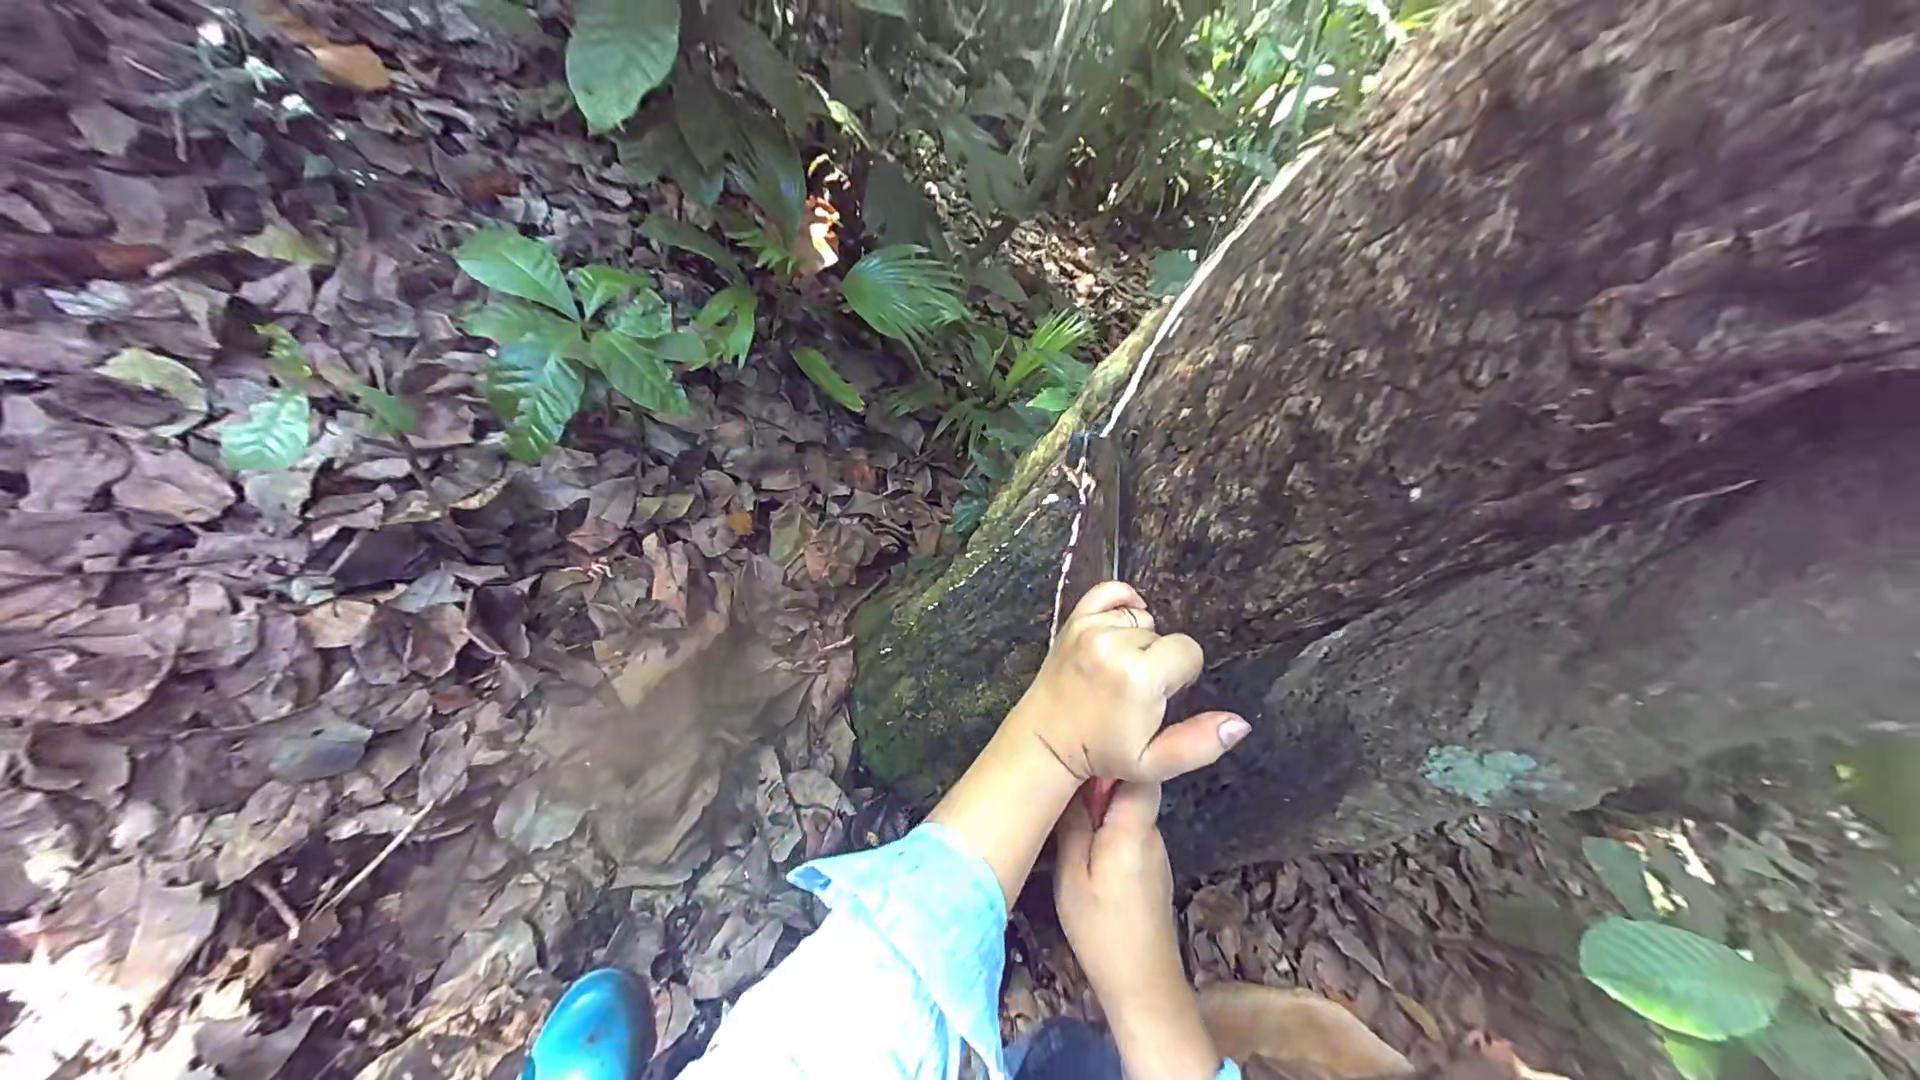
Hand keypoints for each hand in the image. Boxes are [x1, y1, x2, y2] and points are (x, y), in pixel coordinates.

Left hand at [1012, 582, 1248, 784]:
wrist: (1047, 738)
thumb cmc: (1102, 753)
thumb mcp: (1155, 762)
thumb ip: (1200, 744)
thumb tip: (1240, 723)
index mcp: (1139, 677)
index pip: (1188, 652)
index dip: (1181, 675)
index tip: (1160, 695)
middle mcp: (1115, 643)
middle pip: (1162, 635)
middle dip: (1158, 659)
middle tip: (1135, 688)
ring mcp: (1091, 628)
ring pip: (1139, 617)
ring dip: (1137, 637)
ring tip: (1120, 666)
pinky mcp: (1074, 620)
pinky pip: (1109, 591)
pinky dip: (1121, 601)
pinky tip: (1123, 622)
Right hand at [1054, 781, 1221, 1079]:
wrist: (1142, 985)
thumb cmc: (1102, 928)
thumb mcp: (1072, 874)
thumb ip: (1074, 824)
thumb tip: (1070, 782)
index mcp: (1134, 827)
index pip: (1138, 770)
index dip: (1113, 753)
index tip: (1080, 745)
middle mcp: (1151, 831)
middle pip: (1130, 786)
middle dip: (1098, 777)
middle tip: (1061, 774)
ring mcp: (1154, 849)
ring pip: (1127, 808)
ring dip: (1101, 803)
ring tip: (1065, 803)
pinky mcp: (1150, 866)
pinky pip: (1128, 828)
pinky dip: (1107, 825)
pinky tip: (1084, 837)